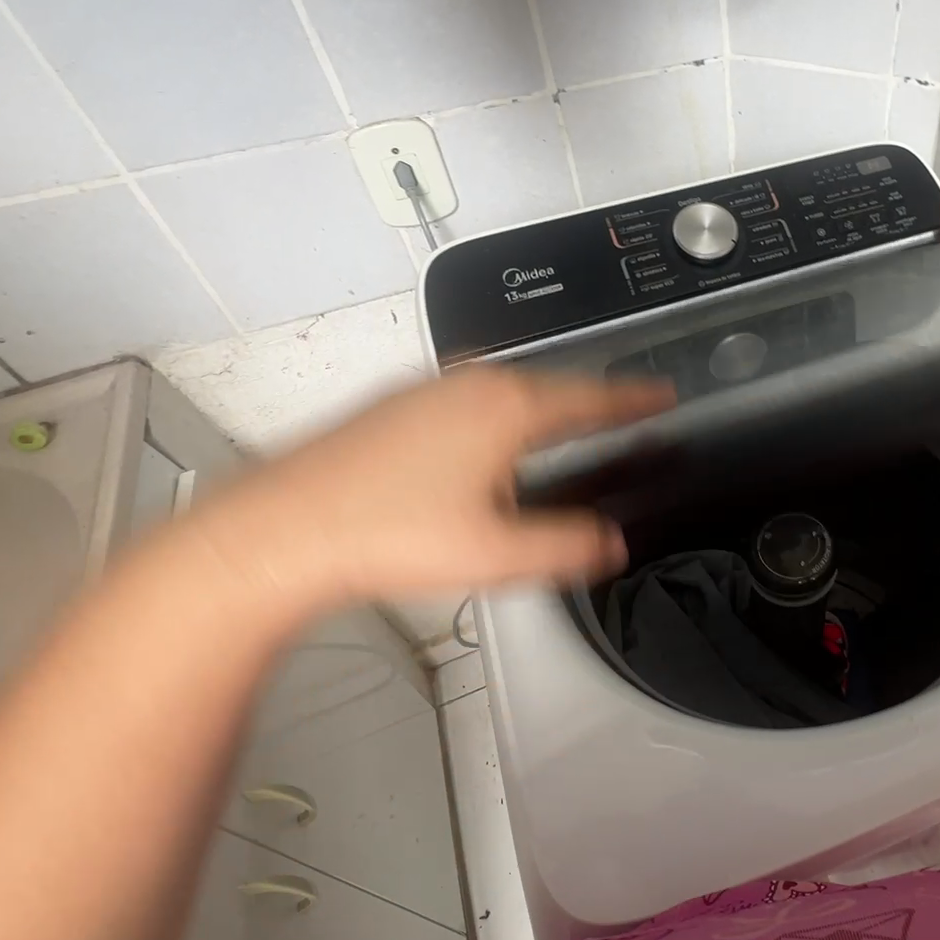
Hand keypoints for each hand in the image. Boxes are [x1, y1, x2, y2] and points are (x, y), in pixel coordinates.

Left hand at [173, 368, 672, 611]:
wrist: (278, 532)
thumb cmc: (382, 534)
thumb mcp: (497, 554)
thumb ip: (567, 547)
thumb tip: (611, 544)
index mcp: (506, 410)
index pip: (591, 398)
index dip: (633, 400)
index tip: (661, 394)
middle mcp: (469, 386)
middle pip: (552, 385)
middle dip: (593, 398)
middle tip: (624, 407)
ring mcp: (427, 391)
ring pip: (508, 387)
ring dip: (547, 401)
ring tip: (569, 419)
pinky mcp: (395, 406)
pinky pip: (470, 397)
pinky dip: (501, 410)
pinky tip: (492, 439)